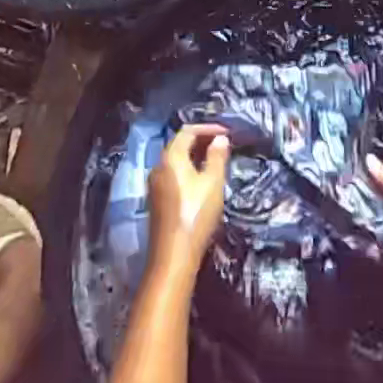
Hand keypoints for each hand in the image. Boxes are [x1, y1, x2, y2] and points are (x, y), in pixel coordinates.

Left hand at [147, 124, 229, 275]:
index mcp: (170, 157)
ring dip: (194, 154)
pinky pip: (172, 172)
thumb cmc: (196, 214)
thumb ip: (217, 157)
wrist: (173, 254)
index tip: (227, 133)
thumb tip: (220, 139)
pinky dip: (188, 167)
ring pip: (175, 159)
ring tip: (216, 159)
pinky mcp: (157, 198)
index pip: (187, 131)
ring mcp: (155, 183)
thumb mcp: (212, 183)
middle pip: (179, 143)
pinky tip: (201, 178)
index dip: (208, 128)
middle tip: (223, 144)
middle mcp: (158, 165)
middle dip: (201, 139)